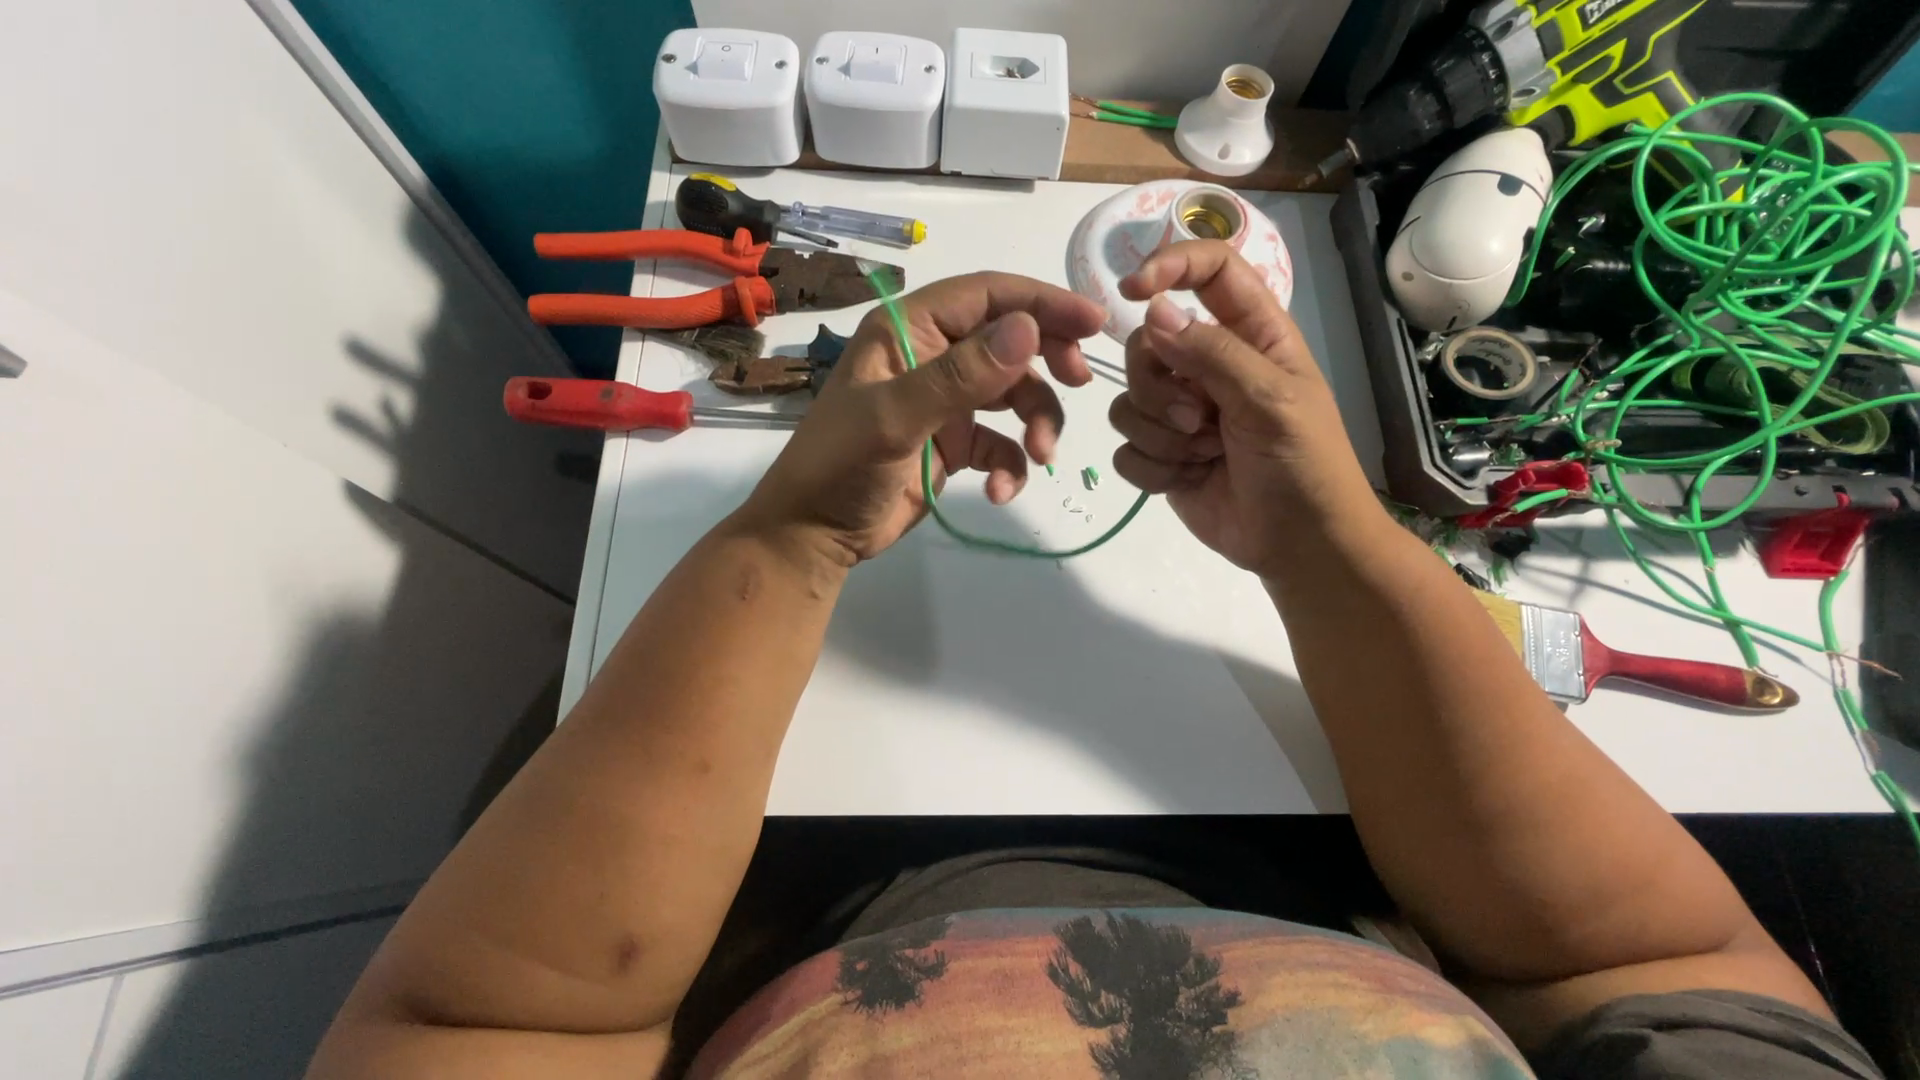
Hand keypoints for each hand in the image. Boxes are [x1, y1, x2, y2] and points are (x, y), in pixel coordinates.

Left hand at [736, 272, 1105, 564]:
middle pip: (1010, 340)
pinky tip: (999, 492)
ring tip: (1039, 454)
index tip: (1094, 323)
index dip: (1042, 302)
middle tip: (1081, 382)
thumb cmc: (839, 466)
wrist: (813, 536)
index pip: (986, 296)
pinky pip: (1001, 443)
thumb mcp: (894, 418)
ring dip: (1036, 421)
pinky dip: (1011, 464)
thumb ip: (960, 376)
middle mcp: (931, 357)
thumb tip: (1028, 330)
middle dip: (1049, 360)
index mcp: (909, 330)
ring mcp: (945, 402)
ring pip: (1015, 393)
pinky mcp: (954, 444)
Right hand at [1107, 241, 1382, 577]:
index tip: (1132, 289)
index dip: (1170, 266)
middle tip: (1199, 420)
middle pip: (1146, 346)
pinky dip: (1151, 467)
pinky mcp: (1160, 455)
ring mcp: (1180, 413)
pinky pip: (1124, 448)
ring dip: (1161, 435)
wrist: (1298, 544)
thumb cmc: (1304, 464)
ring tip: (1203, 455)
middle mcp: (1208, 366)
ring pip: (1129, 401)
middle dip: (1161, 388)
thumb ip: (1213, 352)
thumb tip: (1153, 311)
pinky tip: (1187, 479)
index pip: (1210, 272)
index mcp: (1250, 336)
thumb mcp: (1270, 399)